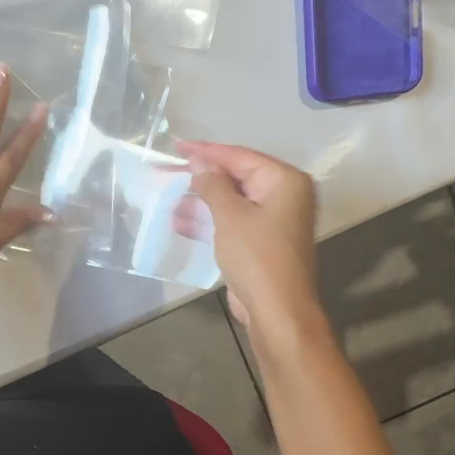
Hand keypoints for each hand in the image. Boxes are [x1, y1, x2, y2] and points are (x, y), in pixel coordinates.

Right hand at [175, 141, 319, 333]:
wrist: (276, 308)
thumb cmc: (256, 256)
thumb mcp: (230, 215)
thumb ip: (212, 184)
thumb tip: (198, 163)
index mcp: (284, 181)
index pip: (240, 156)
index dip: (207, 152)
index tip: (178, 145)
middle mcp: (284, 194)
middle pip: (237, 176)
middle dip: (203, 175)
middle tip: (170, 168)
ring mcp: (274, 218)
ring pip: (232, 199)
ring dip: (202, 198)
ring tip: (169, 194)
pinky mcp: (262, 239)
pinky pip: (232, 219)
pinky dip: (209, 218)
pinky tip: (180, 220)